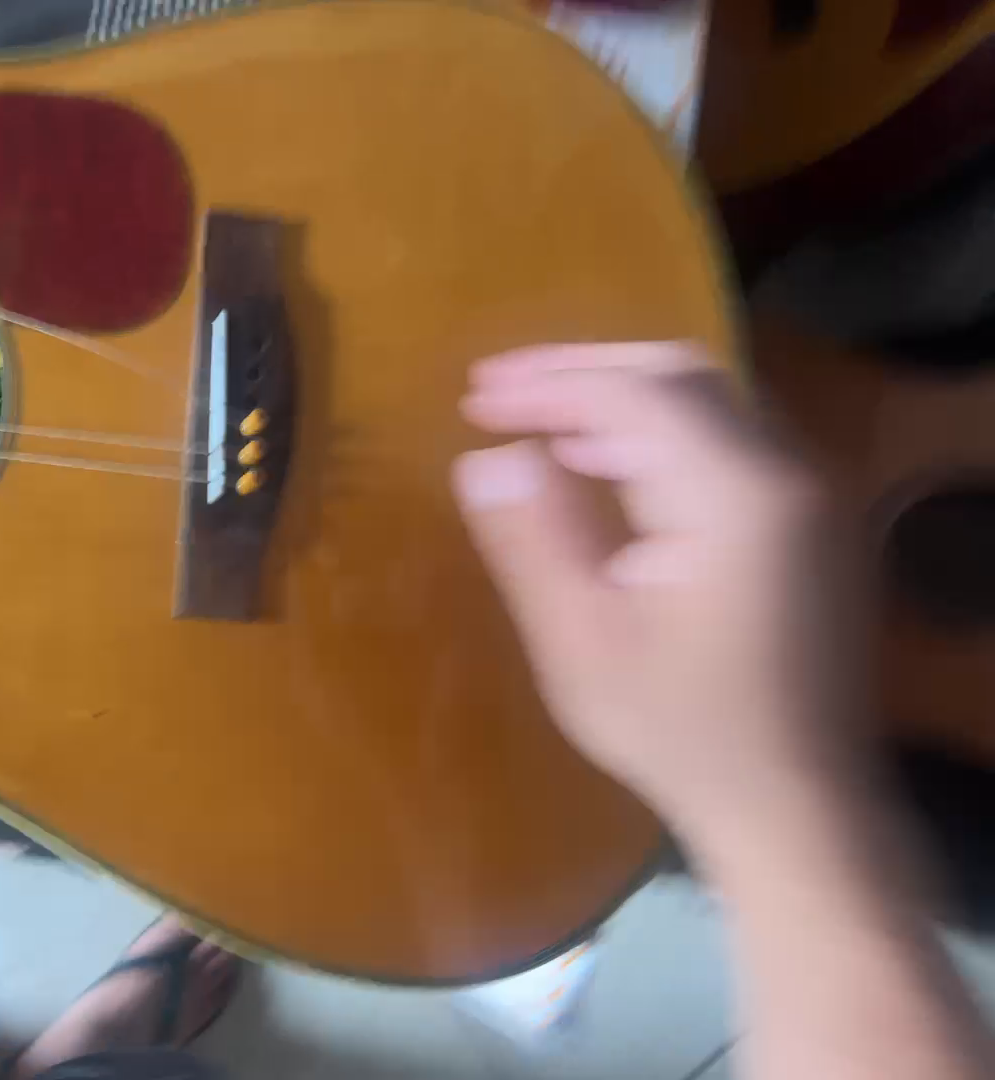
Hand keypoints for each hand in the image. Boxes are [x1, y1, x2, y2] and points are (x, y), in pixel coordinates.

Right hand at [450, 342, 862, 834]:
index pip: (633, 397)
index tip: (470, 399)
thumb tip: (482, 458)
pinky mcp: (795, 521)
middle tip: (491, 384)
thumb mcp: (575, 636)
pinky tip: (587, 457)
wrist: (788, 797)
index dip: (545, 385)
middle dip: (576, 368)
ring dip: (606, 391)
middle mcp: (784, 476)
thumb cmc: (670, 722)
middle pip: (679, 374)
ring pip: (701, 399)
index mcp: (733, 499)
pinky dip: (640, 427)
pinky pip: (714, 438)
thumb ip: (531, 538)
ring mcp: (801, 496)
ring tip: (526, 411)